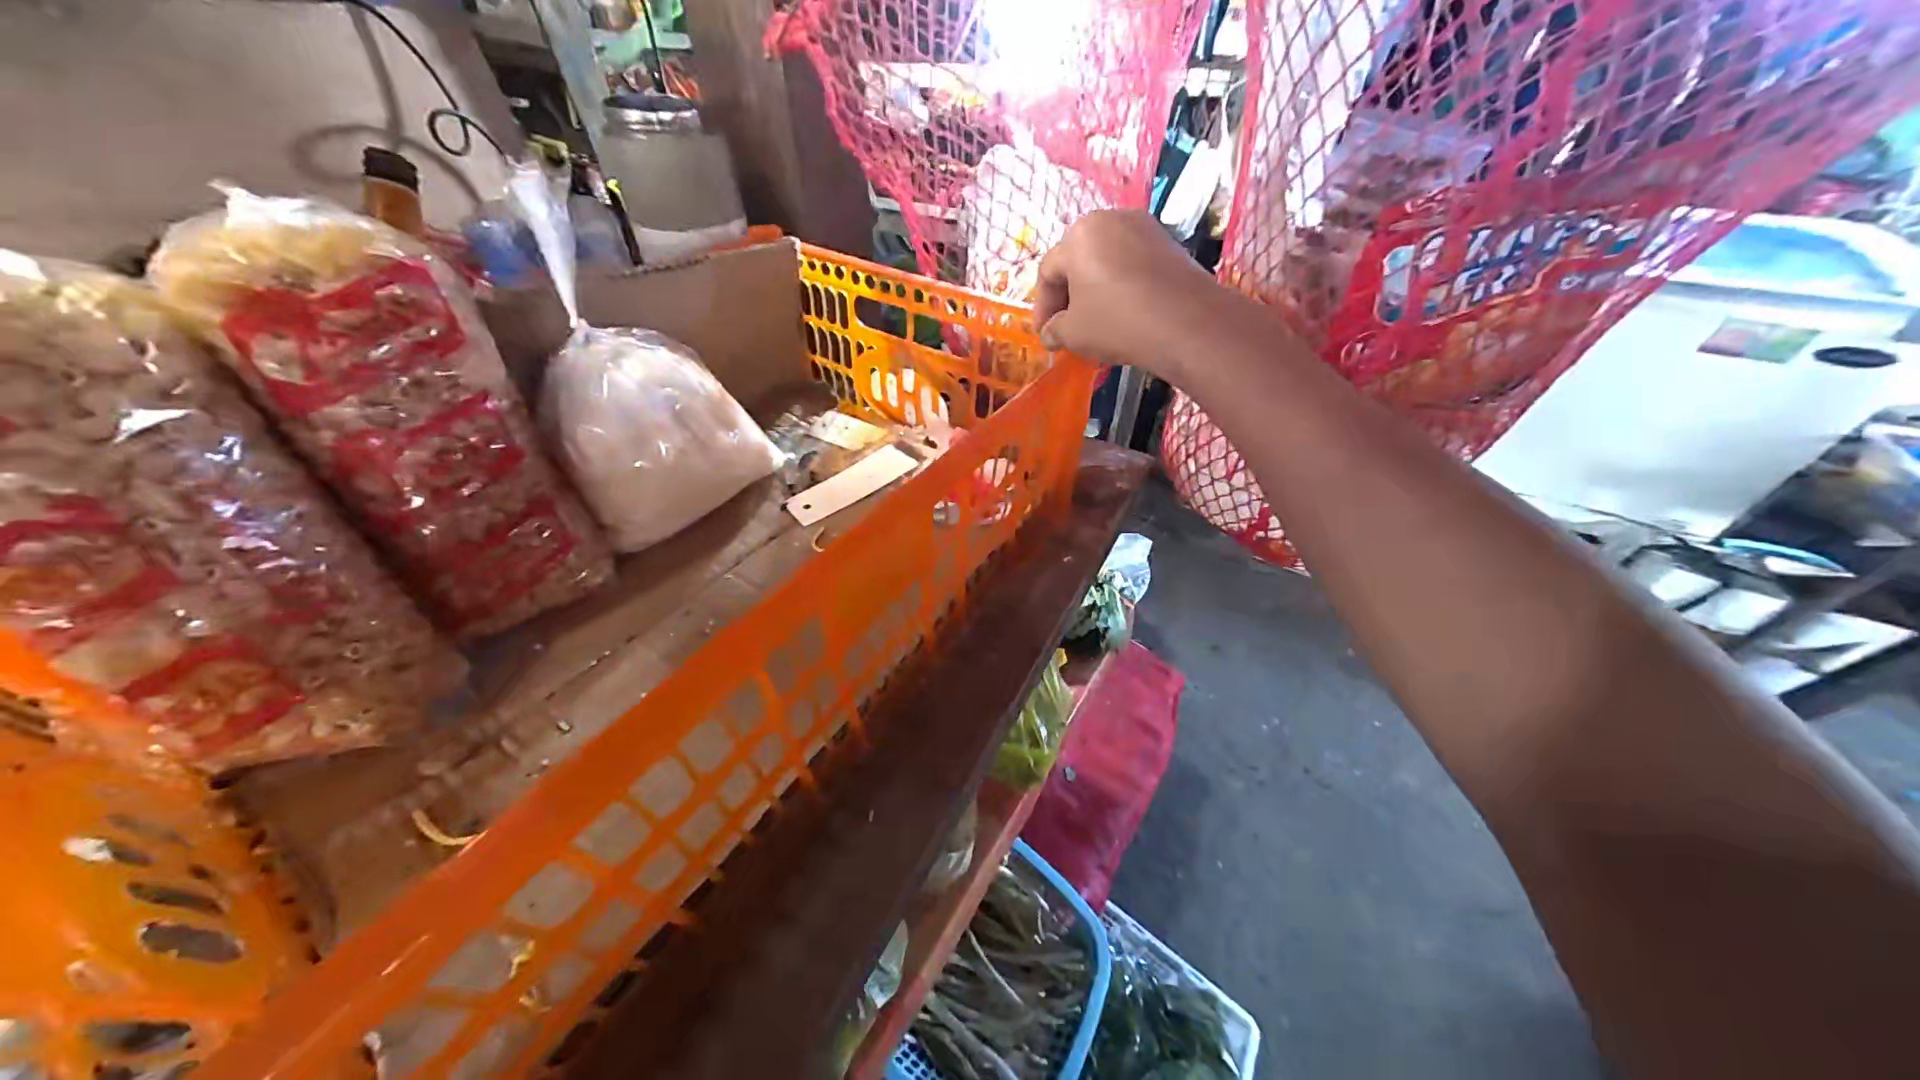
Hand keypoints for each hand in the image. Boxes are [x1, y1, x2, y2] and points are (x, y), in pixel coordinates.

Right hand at [1032, 209, 1237, 377]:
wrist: (1187, 323)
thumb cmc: (1118, 322)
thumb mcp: (1073, 333)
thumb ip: (1054, 330)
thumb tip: (1052, 333)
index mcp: (1079, 235)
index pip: (1049, 272)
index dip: (1042, 308)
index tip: (1045, 335)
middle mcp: (1111, 219)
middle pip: (1078, 261)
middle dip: (1069, 297)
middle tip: (1067, 328)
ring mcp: (1144, 228)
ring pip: (1107, 262)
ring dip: (1096, 292)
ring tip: (1096, 324)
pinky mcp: (1169, 244)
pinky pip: (1133, 265)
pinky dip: (1122, 287)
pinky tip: (1124, 315)